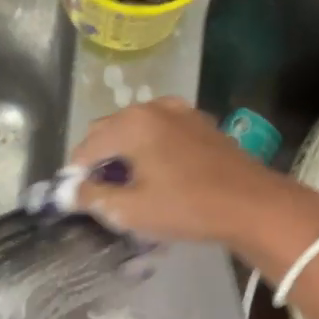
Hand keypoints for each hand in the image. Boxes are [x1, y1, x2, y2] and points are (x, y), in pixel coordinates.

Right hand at [67, 99, 318, 272]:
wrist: (251, 204)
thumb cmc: (186, 208)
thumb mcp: (131, 211)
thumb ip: (93, 198)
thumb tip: (67, 191)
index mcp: (131, 123)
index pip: (86, 146)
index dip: (76, 175)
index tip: (78, 201)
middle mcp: (153, 107)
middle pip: (110, 131)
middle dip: (100, 161)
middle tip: (102, 196)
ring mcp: (180, 112)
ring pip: (137, 131)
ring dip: (126, 155)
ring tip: (130, 187)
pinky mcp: (201, 125)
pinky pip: (162, 133)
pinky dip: (151, 150)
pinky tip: (158, 176)